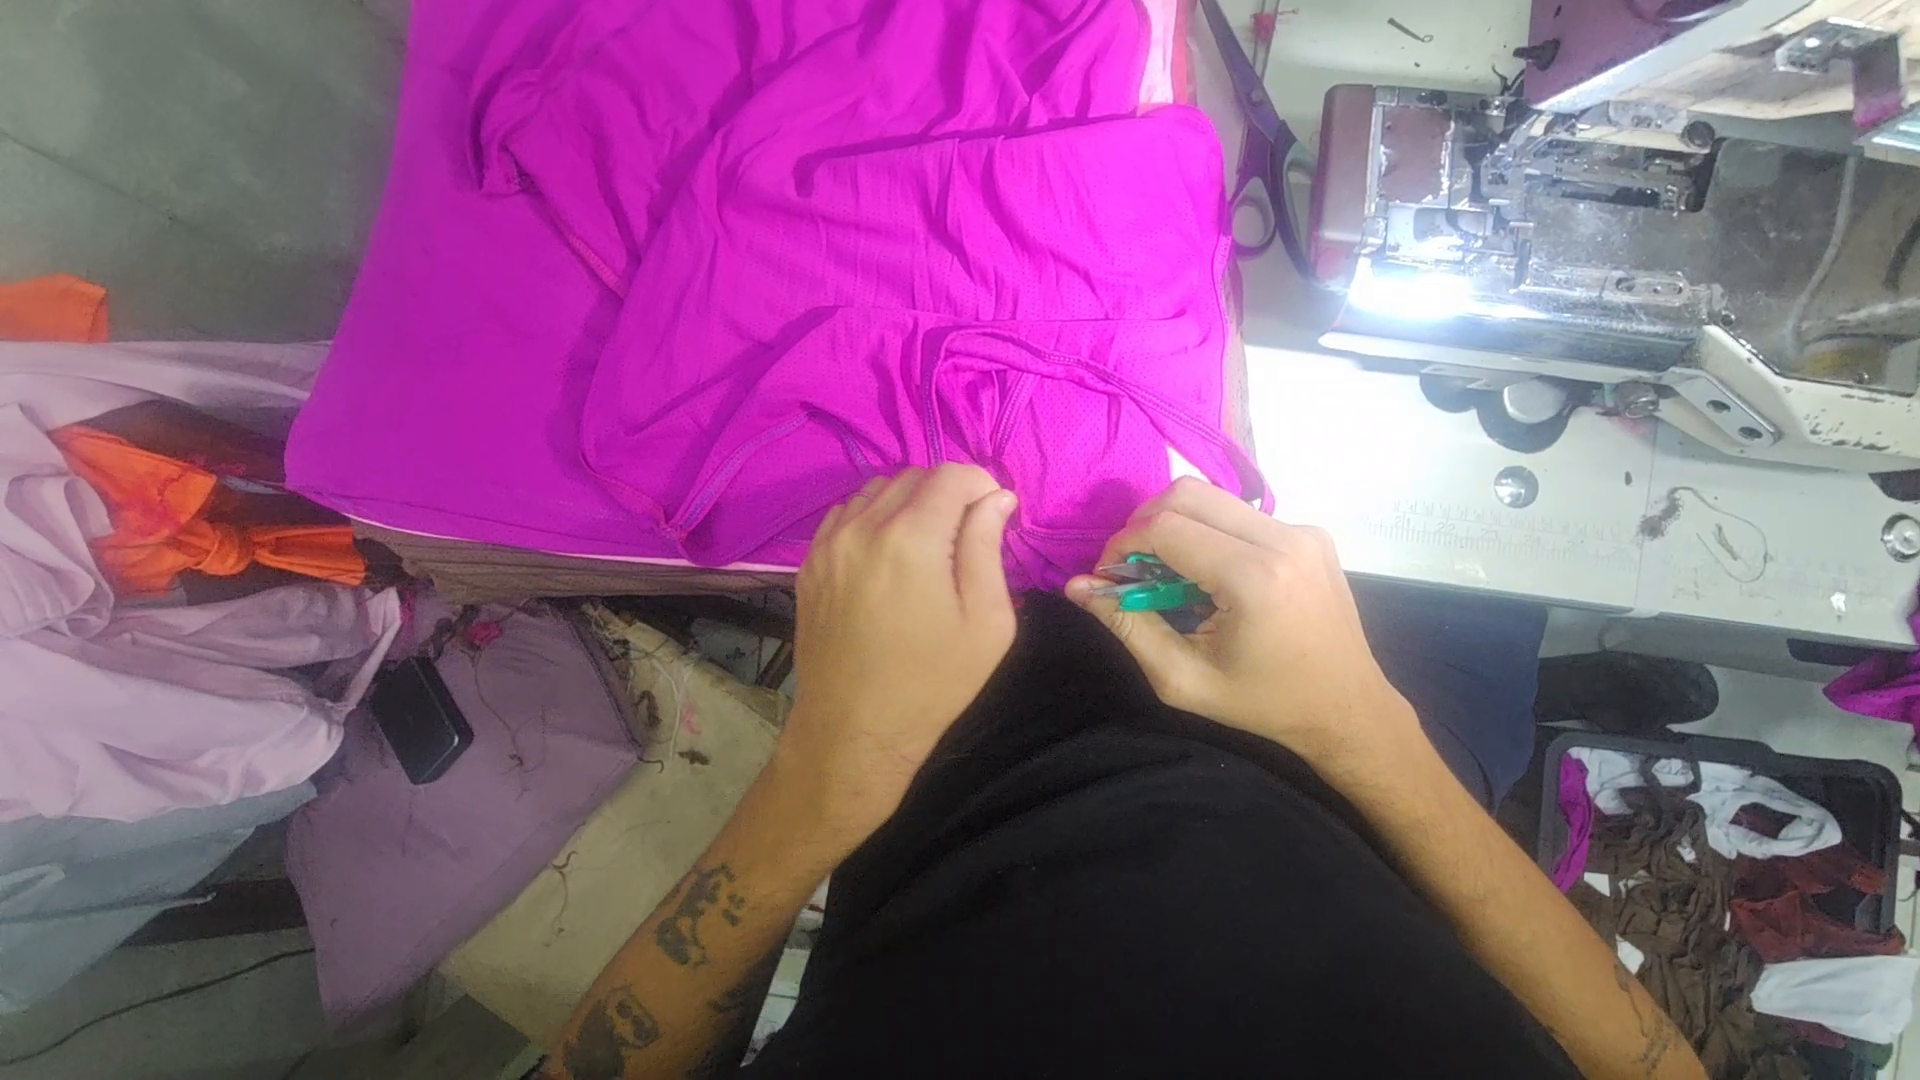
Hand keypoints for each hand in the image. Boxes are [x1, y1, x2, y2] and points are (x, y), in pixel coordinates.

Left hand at [773, 465, 1018, 845]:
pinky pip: (846, 514)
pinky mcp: (810, 563)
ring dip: (910, 502)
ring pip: (877, 490)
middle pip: (914, 476)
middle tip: (967, 533)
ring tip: (928, 544)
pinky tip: (889, 553)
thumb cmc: (932, 684)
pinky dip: (874, 517)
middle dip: (948, 492)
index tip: (996, 514)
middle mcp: (862, 527)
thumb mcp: (986, 622)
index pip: (952, 474)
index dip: (982, 485)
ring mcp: (828, 543)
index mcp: (910, 538)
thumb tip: (996, 498)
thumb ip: (988, 548)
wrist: (853, 731)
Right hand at [1064, 478, 1417, 771]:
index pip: (1166, 527)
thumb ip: (1127, 626)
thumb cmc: (1262, 703)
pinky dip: (1208, 532)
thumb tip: (1077, 586)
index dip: (1123, 545)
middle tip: (1133, 567)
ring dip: (1175, 525)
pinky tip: (1208, 576)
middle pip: (1186, 494)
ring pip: (1212, 497)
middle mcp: (1283, 539)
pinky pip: (1239, 514)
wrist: (1347, 709)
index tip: (1109, 577)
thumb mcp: (1182, 678)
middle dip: (1144, 524)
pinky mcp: (1309, 533)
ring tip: (1169, 573)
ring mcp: (1302, 531)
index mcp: (1255, 577)